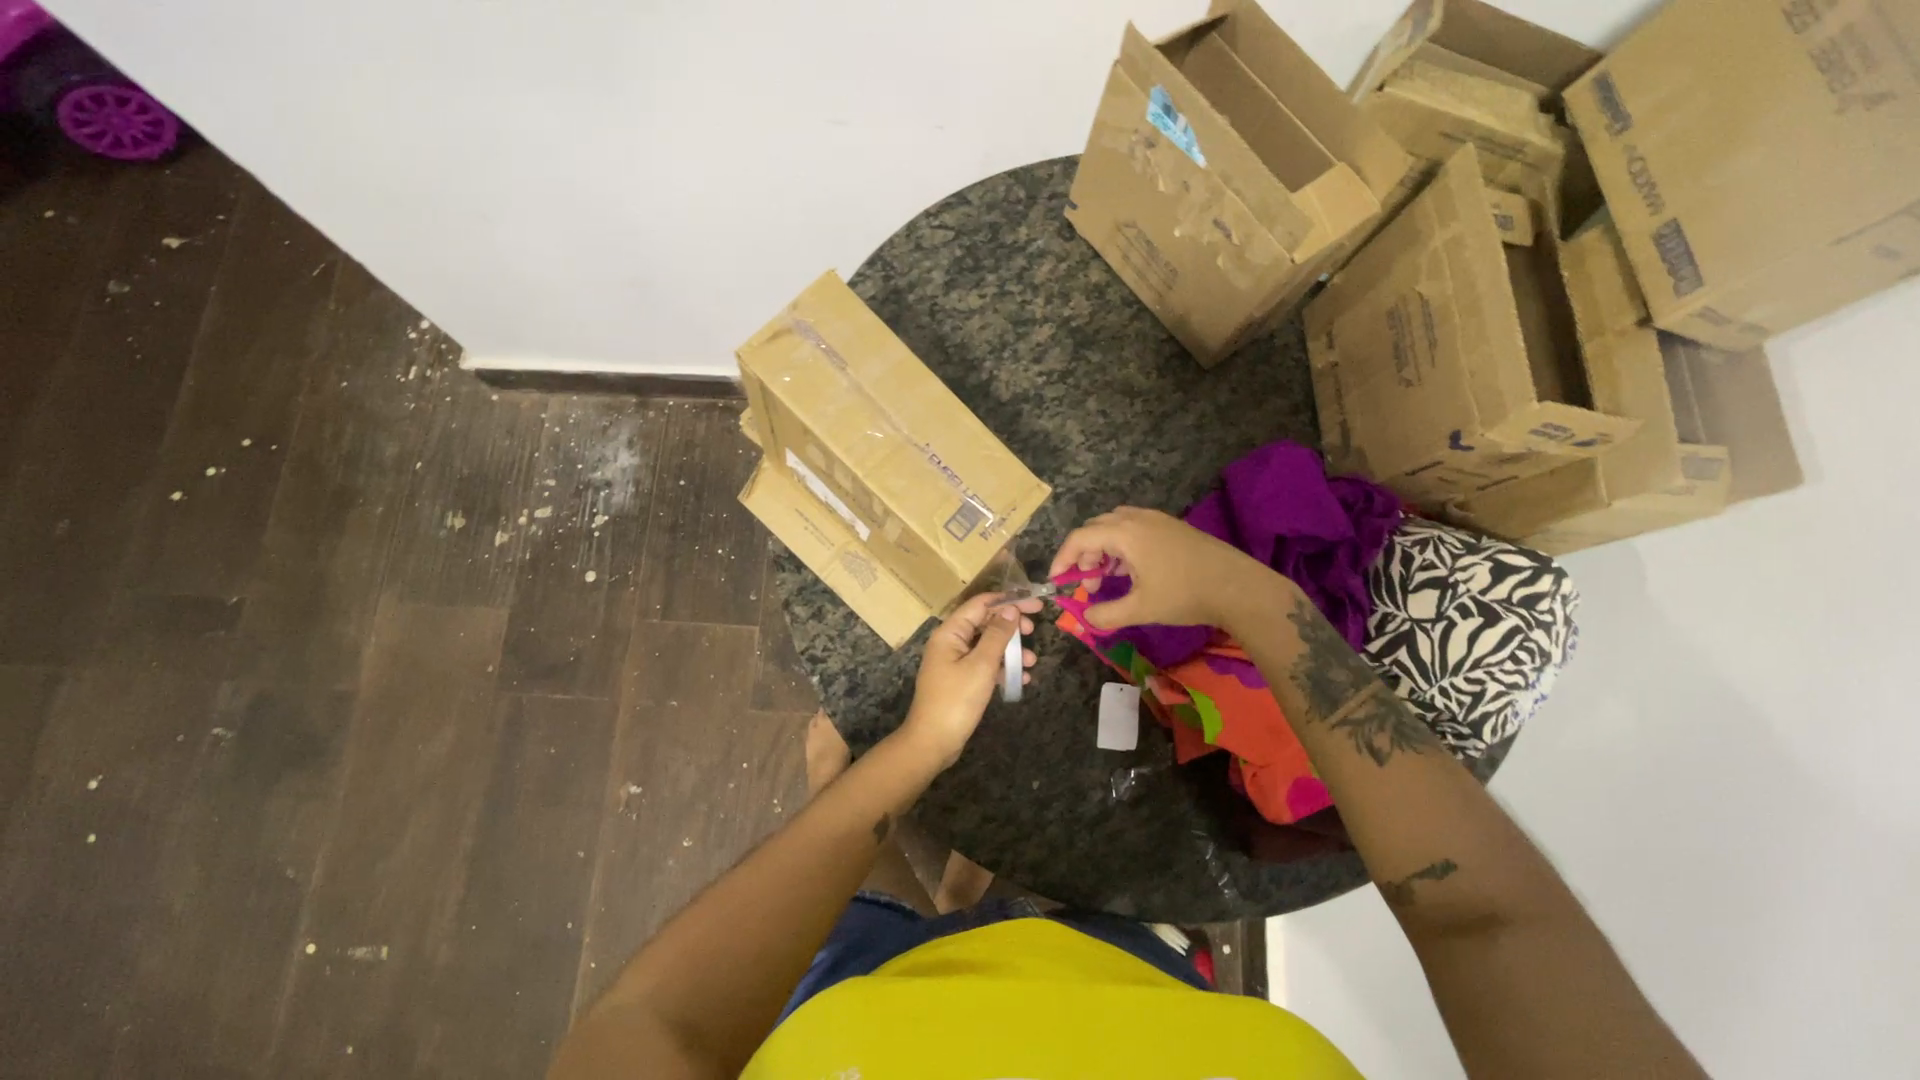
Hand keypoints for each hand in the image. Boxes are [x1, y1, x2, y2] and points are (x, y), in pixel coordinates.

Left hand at [899, 592, 1039, 767]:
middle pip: (985, 623)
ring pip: (988, 646)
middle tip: (1033, 630)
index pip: (981, 604)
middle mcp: (951, 642)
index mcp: (950, 633)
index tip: (1035, 604)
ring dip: (1011, 650)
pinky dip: (1002, 668)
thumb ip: (997, 635)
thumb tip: (1011, 609)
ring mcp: (955, 662)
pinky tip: (1021, 679)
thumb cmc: (956, 700)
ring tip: (1031, 662)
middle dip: (1011, 626)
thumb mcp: (981, 665)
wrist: (933, 742)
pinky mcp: (961, 680)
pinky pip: (985, 665)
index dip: (1009, 601)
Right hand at [1049, 506, 1282, 631]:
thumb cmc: (1185, 595)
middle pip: (1096, 528)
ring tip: (1109, 579)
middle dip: (1084, 556)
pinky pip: (1135, 529)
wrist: (1238, 587)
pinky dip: (1123, 547)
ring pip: (1116, 527)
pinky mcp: (1173, 528)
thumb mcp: (1140, 609)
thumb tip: (1086, 617)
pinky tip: (1133, 572)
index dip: (1063, 560)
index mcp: (1125, 533)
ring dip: (1104, 551)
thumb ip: (1106, 614)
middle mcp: (1138, 518)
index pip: (1080, 538)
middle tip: (1087, 585)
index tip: (1057, 582)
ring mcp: (1158, 520)